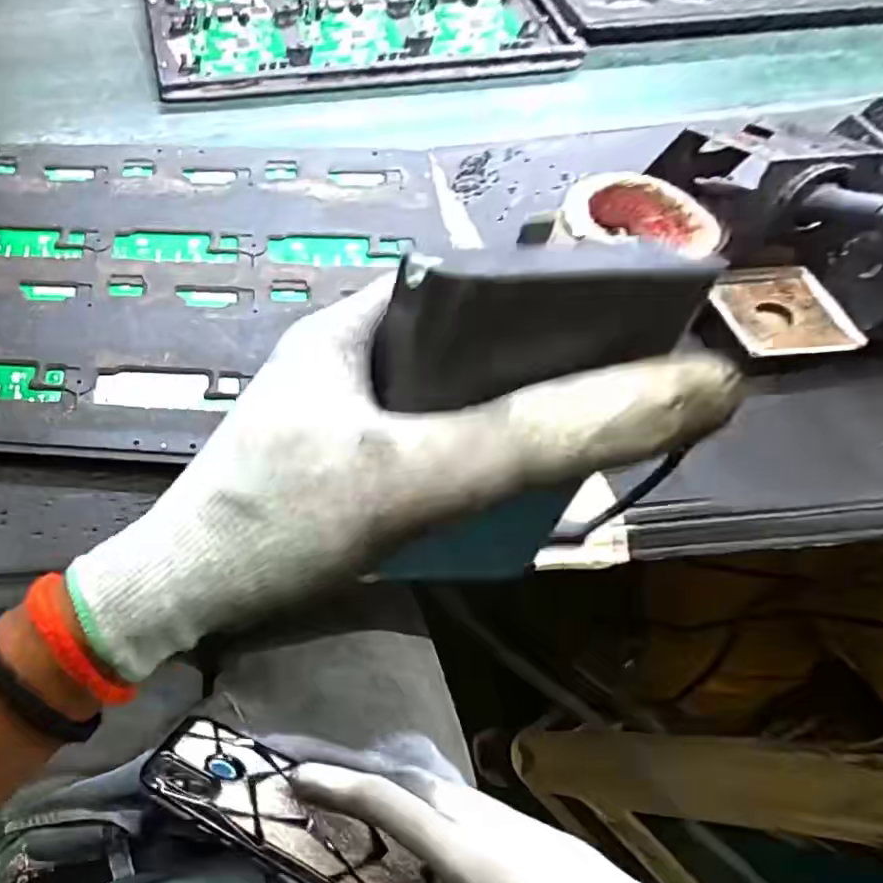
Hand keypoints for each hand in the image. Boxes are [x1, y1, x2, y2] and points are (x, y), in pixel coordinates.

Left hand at [65, 276, 742, 679]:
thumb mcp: (411, 478)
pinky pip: (402, 454)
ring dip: (487, 438)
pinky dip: (444, 474)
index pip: (470, 290)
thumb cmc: (276, 524)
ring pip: (433, 411)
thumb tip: (703, 383)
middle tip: (587, 428)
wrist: (180, 592)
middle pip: (459, 356)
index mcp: (344, 332)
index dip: (551, 310)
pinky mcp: (315, 466)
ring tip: (543, 472)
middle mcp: (332, 363)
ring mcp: (320, 418)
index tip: (623, 349)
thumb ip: (542, 435)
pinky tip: (473, 505)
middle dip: (526, 389)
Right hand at [290, 756, 879, 882]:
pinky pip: (493, 819)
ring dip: (409, 798)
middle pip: (428, 787)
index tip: (294, 774)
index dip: (339, 784)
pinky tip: (451, 854)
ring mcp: (560, 847)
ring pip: (463, 799)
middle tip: (326, 791)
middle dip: (369, 779)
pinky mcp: (587, 865)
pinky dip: (448, 818)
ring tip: (375, 816)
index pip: (398, 806)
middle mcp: (522, 839)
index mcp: (496, 872)